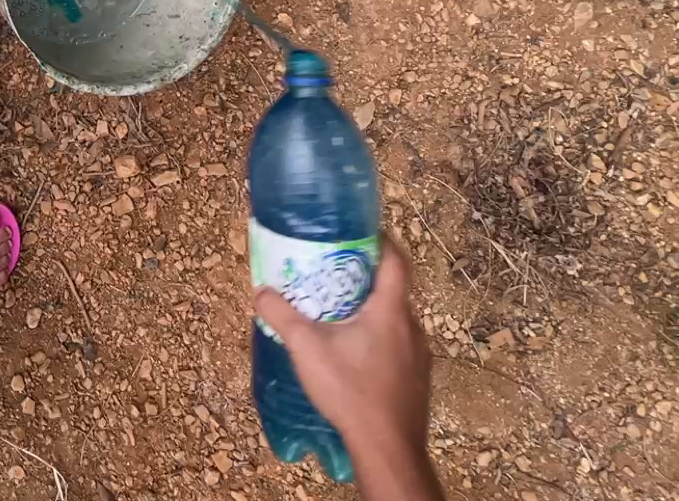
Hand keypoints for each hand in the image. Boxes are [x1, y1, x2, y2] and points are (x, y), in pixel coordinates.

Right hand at [256, 235, 434, 488]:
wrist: (387, 450)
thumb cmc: (350, 390)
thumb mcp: (305, 347)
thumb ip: (280, 313)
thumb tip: (260, 291)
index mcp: (390, 312)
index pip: (397, 264)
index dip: (381, 241)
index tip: (358, 229)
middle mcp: (411, 329)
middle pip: (392, 289)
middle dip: (363, 274)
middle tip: (330, 267)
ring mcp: (418, 357)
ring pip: (393, 317)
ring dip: (367, 306)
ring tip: (334, 306)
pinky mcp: (414, 380)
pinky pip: (395, 342)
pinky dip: (374, 333)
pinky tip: (347, 347)